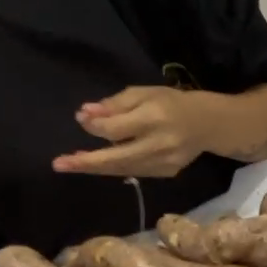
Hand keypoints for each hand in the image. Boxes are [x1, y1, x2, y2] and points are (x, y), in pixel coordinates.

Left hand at [57, 86, 219, 176]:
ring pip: (125, 169)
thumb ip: (115, 105)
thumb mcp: (143, 94)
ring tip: (73, 164)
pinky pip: (136, 172)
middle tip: (59, 164)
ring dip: (98, 167)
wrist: (206, 125)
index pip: (115, 129)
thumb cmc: (171, 103)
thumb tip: (86, 115)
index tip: (81, 118)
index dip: (94, 126)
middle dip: (87, 162)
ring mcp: (164, 163)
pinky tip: (101, 164)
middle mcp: (159, 145)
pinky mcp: (167, 172)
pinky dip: (116, 168)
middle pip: (117, 157)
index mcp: (152, 119)